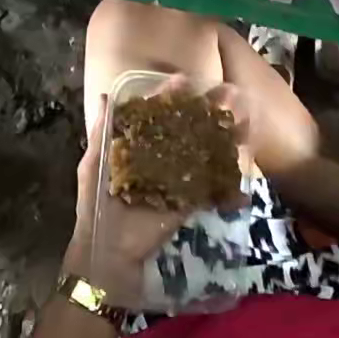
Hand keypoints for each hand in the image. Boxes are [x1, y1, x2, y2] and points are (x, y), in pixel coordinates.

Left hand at [65, 80, 251, 303]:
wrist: (108, 258)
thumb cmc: (96, 209)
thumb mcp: (93, 168)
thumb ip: (102, 134)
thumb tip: (106, 96)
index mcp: (136, 149)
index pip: (156, 116)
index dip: (169, 98)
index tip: (184, 80)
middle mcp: (160, 160)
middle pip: (186, 129)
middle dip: (206, 110)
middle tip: (226, 92)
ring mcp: (177, 181)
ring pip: (204, 151)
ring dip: (224, 132)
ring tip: (242, 113)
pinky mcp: (190, 203)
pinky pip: (212, 185)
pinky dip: (229, 172)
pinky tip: (244, 152)